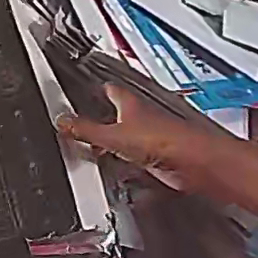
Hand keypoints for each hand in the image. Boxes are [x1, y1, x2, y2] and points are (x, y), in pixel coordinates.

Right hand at [57, 84, 249, 197]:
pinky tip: (116, 168)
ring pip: (123, 136)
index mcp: (130, 104)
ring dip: (110, 143)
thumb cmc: (165, 140)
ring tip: (93, 148)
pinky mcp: (155, 159)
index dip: (96, 89)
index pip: (110, 90)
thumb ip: (85, 130)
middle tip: (81, 123)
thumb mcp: (113, 136)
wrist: (194, 163)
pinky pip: (131, 159)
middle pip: (114, 114)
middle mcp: (142, 118)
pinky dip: (122, 163)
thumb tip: (63, 121)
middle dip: (98, 119)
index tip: (83, 90)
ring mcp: (149, 138)